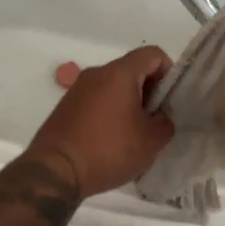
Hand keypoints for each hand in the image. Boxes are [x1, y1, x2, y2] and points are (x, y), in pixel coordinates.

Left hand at [27, 46, 174, 197]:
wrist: (55, 171)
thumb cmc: (108, 150)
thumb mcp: (151, 141)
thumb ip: (165, 123)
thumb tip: (159, 117)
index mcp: (120, 73)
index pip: (153, 54)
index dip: (168, 72)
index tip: (169, 100)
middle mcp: (97, 73)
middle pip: (132, 69)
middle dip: (149, 91)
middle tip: (154, 121)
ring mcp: (77, 89)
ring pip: (113, 86)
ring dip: (128, 103)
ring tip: (132, 135)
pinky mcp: (65, 107)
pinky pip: (96, 100)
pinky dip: (108, 113)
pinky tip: (110, 141)